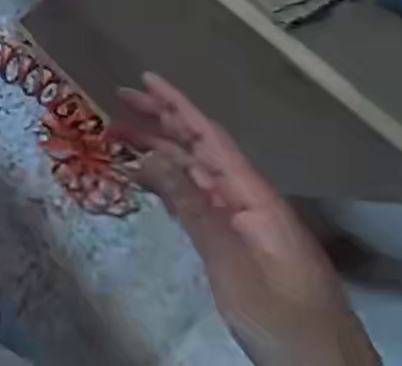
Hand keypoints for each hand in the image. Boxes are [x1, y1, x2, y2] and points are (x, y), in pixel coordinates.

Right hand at [118, 73, 379, 365]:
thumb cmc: (283, 322)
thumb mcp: (232, 265)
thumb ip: (193, 207)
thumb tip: (152, 154)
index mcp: (257, 198)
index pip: (211, 139)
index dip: (178, 106)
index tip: (145, 79)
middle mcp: (250, 202)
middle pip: (201, 149)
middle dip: (162, 120)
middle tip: (118, 99)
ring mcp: (245, 224)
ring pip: (195, 173)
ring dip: (158, 151)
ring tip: (117, 135)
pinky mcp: (238, 246)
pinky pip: (197, 200)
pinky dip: (168, 183)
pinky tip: (144, 177)